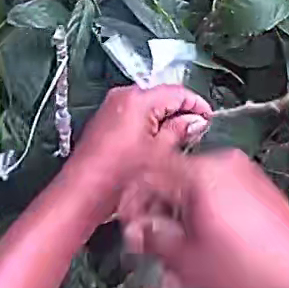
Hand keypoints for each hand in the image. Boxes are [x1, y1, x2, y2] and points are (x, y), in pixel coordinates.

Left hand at [61, 85, 211, 215]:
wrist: (81, 195)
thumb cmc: (114, 178)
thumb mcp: (159, 154)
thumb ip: (180, 131)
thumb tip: (194, 122)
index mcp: (138, 99)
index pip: (178, 92)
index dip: (196, 105)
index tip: (207, 116)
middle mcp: (123, 96)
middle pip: (162, 96)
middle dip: (180, 112)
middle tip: (194, 130)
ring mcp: (112, 106)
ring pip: (148, 105)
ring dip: (163, 119)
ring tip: (174, 141)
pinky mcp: (105, 119)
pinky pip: (134, 114)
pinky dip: (147, 124)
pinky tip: (152, 145)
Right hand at [118, 150, 288, 287]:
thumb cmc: (247, 268)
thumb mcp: (189, 260)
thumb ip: (155, 238)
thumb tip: (135, 228)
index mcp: (201, 172)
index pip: (151, 169)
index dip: (133, 198)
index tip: (127, 225)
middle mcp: (222, 162)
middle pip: (174, 177)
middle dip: (158, 211)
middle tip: (149, 246)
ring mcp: (242, 172)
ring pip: (196, 189)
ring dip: (180, 218)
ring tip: (177, 257)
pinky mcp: (256, 186)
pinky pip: (218, 193)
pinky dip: (204, 215)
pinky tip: (203, 249)